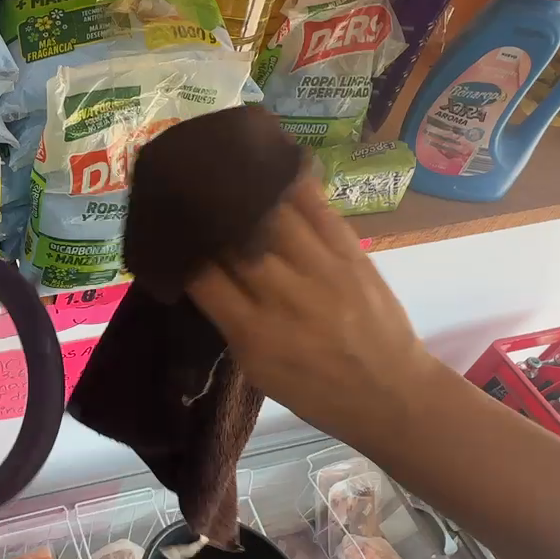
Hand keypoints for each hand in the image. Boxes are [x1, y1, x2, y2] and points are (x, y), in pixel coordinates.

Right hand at [188, 177, 444, 450]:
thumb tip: (202, 277)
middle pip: (235, 243)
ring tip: (221, 173)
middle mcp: (285, 296)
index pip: (203, 279)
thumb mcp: (257, 369)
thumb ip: (229, 322)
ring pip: (273, 218)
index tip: (168, 238)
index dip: (182, 254)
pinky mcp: (352, 253)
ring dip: (243, 195)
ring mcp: (323, 271)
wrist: (390, 393)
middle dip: (208, 218)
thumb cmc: (314, 390)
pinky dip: (293, 185)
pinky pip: (319, 209)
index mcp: (254, 332)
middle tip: (186, 194)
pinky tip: (272, 165)